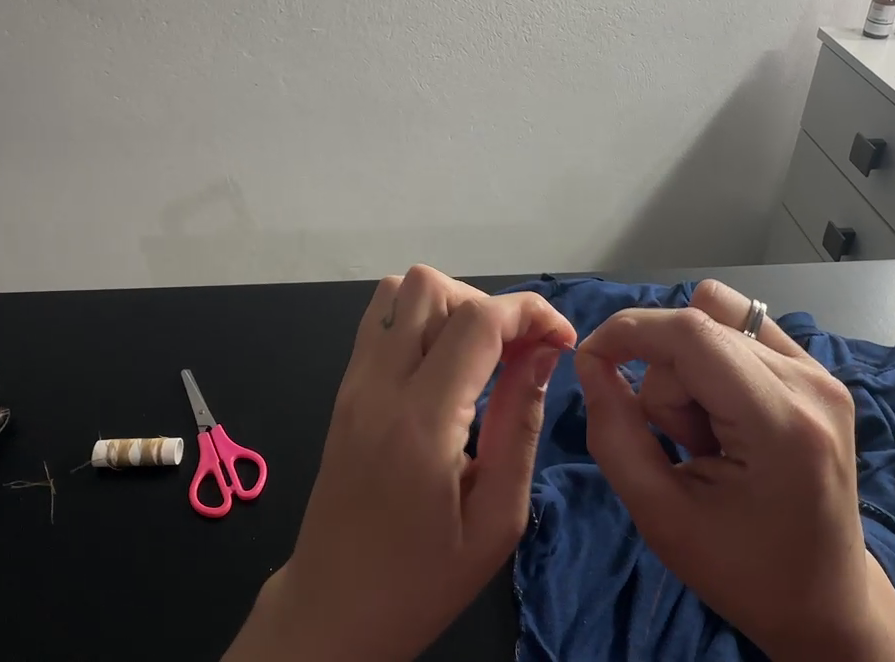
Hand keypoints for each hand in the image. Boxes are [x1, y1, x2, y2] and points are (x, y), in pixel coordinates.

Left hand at [225, 266, 577, 661]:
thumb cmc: (422, 580)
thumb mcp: (496, 520)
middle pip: (432, 287)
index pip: (477, 322)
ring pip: (399, 290)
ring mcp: (353, 382)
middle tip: (518, 354)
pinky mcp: (344, 387)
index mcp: (420, 423)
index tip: (561, 341)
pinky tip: (445, 363)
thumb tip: (543, 355)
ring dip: (451, 306)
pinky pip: (380, 318)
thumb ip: (520, 425)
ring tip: (481, 357)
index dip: (531, 313)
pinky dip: (421, 317)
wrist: (333, 607)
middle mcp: (379, 386)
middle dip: (488, 305)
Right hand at [576, 281, 894, 661]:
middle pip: (696, 326)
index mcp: (781, 423)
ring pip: (715, 316)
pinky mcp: (820, 372)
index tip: (591, 362)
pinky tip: (723, 409)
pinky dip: (711, 356)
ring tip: (707, 431)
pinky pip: (742, 324)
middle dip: (663, 375)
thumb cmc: (742, 570)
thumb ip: (613, 431)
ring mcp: (822, 372)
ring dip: (687, 364)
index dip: (628, 331)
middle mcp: (810, 382)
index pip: (691, 331)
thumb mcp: (658, 514)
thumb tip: (590, 361)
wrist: (826, 602)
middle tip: (682, 444)